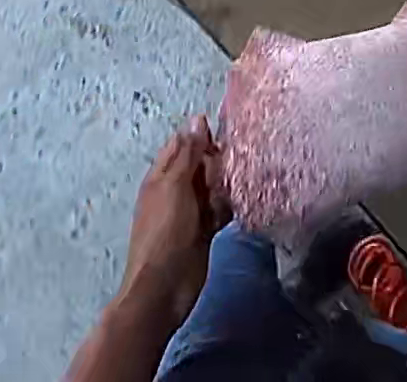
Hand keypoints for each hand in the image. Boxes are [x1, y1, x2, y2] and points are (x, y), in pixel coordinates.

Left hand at [117, 115, 223, 325]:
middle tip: (235, 159)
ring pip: (214, 183)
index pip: (182, 143)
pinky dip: (230, 203)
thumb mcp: (176, 185)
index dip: (201, 135)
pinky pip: (221, 206)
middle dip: (219, 158)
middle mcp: (176, 189)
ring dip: (227, 180)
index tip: (226, 131)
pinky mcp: (205, 227)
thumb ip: (188, 152)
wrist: (164, 288)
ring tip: (243, 177)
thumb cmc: (166, 231)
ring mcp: (191, 209)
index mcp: (162, 177)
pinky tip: (244, 199)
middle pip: (201, 162)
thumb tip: (197, 118)